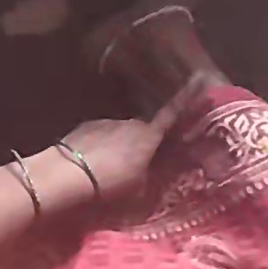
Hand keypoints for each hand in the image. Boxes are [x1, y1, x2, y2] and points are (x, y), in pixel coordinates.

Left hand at [50, 74, 207, 201]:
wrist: (67, 173)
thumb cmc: (110, 184)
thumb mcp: (139, 191)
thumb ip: (152, 179)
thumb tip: (159, 175)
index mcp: (148, 136)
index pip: (173, 113)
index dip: (188, 96)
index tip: (200, 76)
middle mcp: (130, 123)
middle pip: (144, 129)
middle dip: (146, 142)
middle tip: (143, 163)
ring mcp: (106, 122)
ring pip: (121, 133)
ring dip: (121, 146)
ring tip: (112, 170)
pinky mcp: (85, 126)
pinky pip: (102, 135)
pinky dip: (102, 146)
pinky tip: (94, 163)